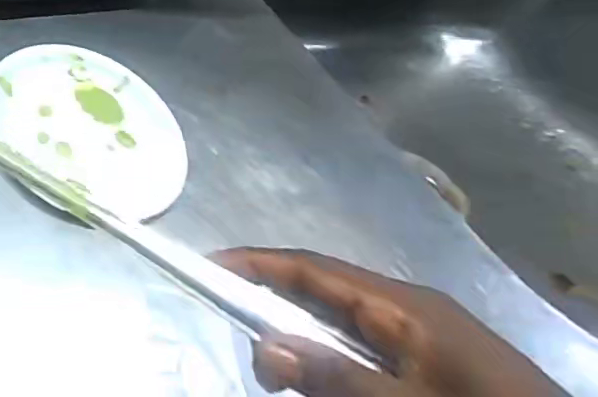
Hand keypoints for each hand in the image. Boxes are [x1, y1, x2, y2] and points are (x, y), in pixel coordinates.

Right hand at [214, 248, 567, 396]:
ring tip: (295, 387)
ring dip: (311, 352)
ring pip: (342, 329)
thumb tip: (262, 350)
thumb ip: (336, 378)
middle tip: (262, 369)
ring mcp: (431, 338)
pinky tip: (336, 390)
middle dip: (279, 323)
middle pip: (319, 297)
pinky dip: (342, 368)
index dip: (251, 263)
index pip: (305, 267)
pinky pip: (371, 353)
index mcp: (403, 305)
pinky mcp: (443, 365)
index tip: (204, 268)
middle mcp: (410, 309)